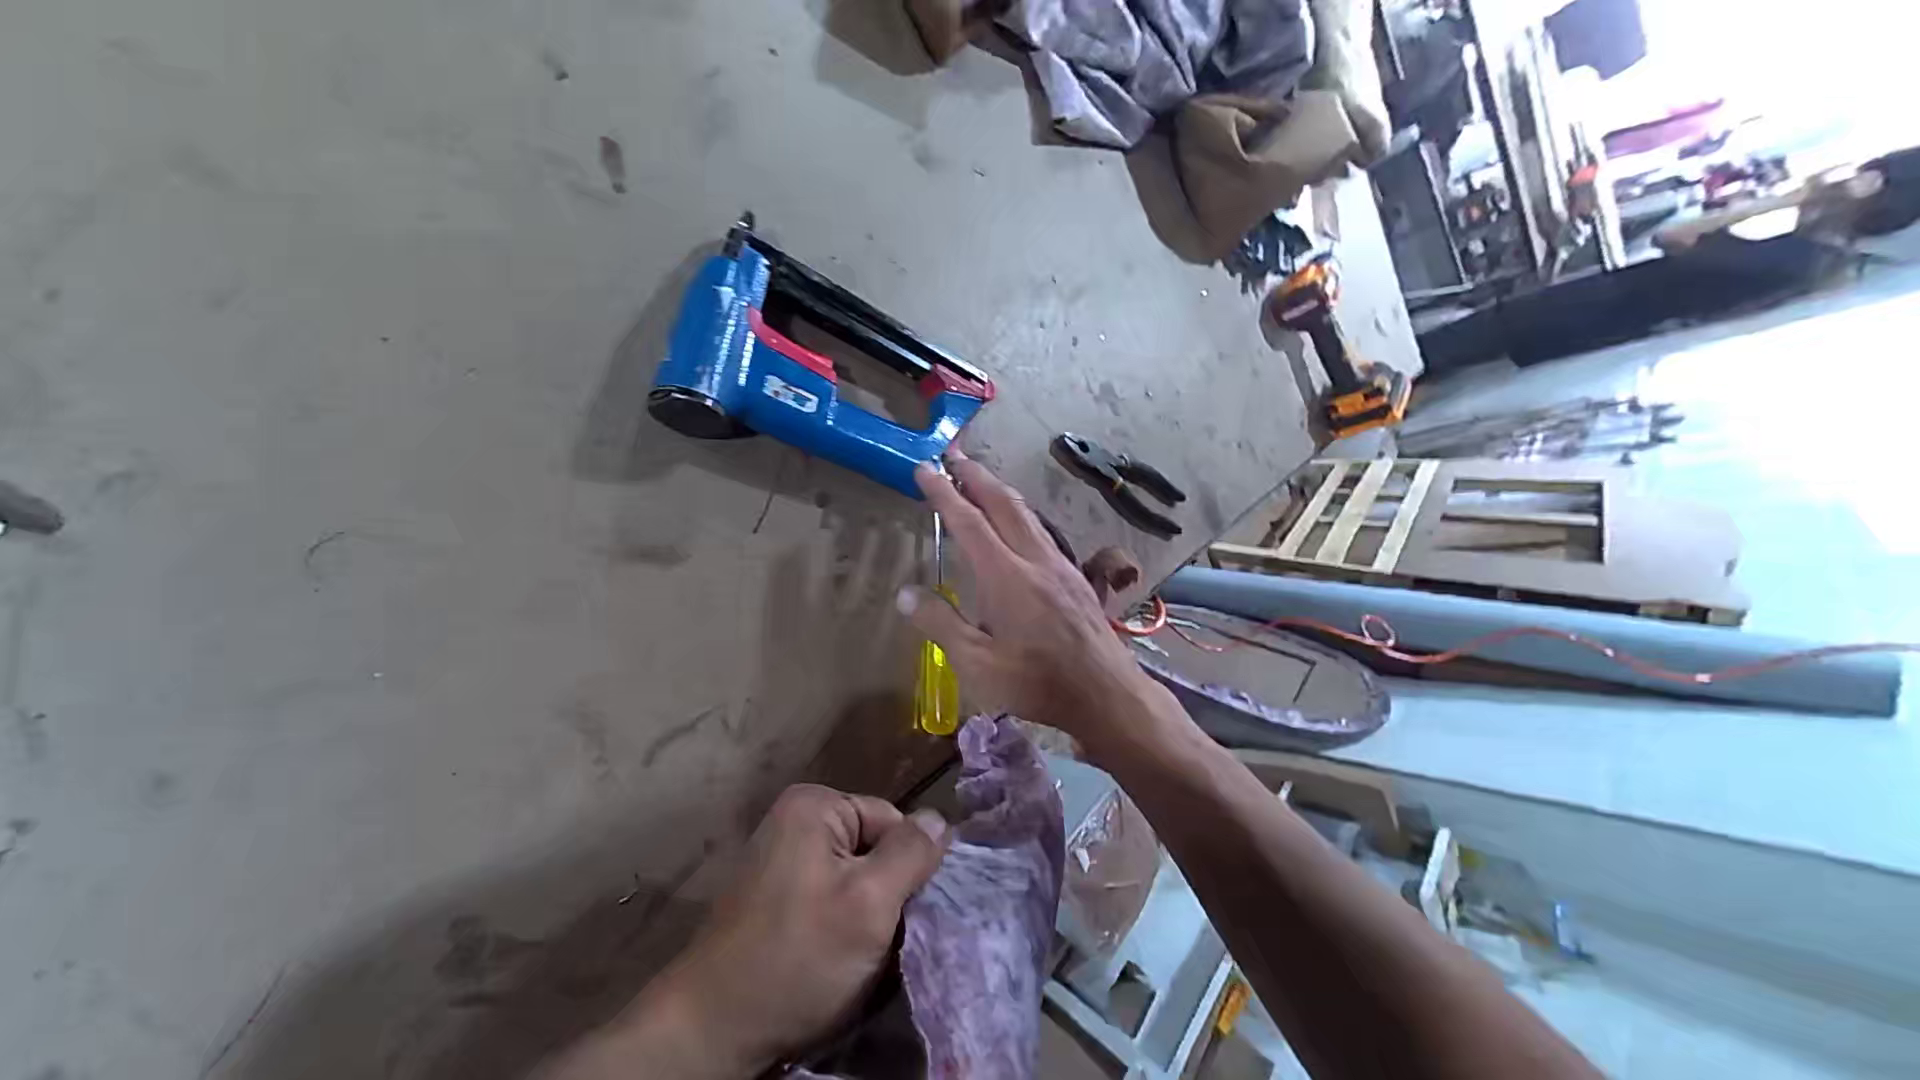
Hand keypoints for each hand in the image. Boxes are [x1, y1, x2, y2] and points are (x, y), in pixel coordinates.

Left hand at [541, 785, 948, 1079]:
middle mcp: (794, 819)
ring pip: (853, 878)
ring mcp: (779, 857)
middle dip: (884, 893)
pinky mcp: (772, 895)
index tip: (898, 916)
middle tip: (876, 939)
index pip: (893, 822)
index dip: (906, 869)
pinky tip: (828, 958)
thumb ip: (911, 853)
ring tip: (853, 954)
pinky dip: (837, 926)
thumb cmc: (796, 958)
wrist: (710, 1031)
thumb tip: (940, 819)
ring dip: (863, 915)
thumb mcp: (869, 903)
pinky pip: (827, 897)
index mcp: (815, 805)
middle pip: (872, 848)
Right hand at [898, 449, 1161, 742]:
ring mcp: (1060, 565)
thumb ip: (941, 624)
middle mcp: (1035, 559)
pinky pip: (1042, 530)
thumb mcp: (977, 664)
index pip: (969, 521)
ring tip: (980, 479)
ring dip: (999, 490)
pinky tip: (1018, 523)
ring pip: (1026, 513)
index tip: (925, 468)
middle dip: (975, 475)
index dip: (944, 492)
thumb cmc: (1037, 682)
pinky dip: (1019, 513)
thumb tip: (906, 593)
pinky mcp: (1075, 577)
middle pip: (1003, 503)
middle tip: (952, 455)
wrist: (1106, 693)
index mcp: (1006, 576)